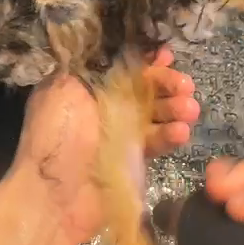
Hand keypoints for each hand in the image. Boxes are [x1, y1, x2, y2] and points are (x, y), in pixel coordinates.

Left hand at [10, 48, 199, 244]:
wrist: (53, 196)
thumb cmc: (56, 135)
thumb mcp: (62, 88)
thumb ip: (89, 66)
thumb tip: (115, 49)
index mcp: (84, 84)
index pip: (121, 65)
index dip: (145, 59)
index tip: (166, 54)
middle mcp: (103, 105)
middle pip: (142, 88)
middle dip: (166, 83)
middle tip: (185, 85)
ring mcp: (119, 133)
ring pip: (153, 114)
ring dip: (174, 108)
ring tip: (190, 108)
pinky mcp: (132, 159)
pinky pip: (155, 142)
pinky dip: (170, 136)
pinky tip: (182, 131)